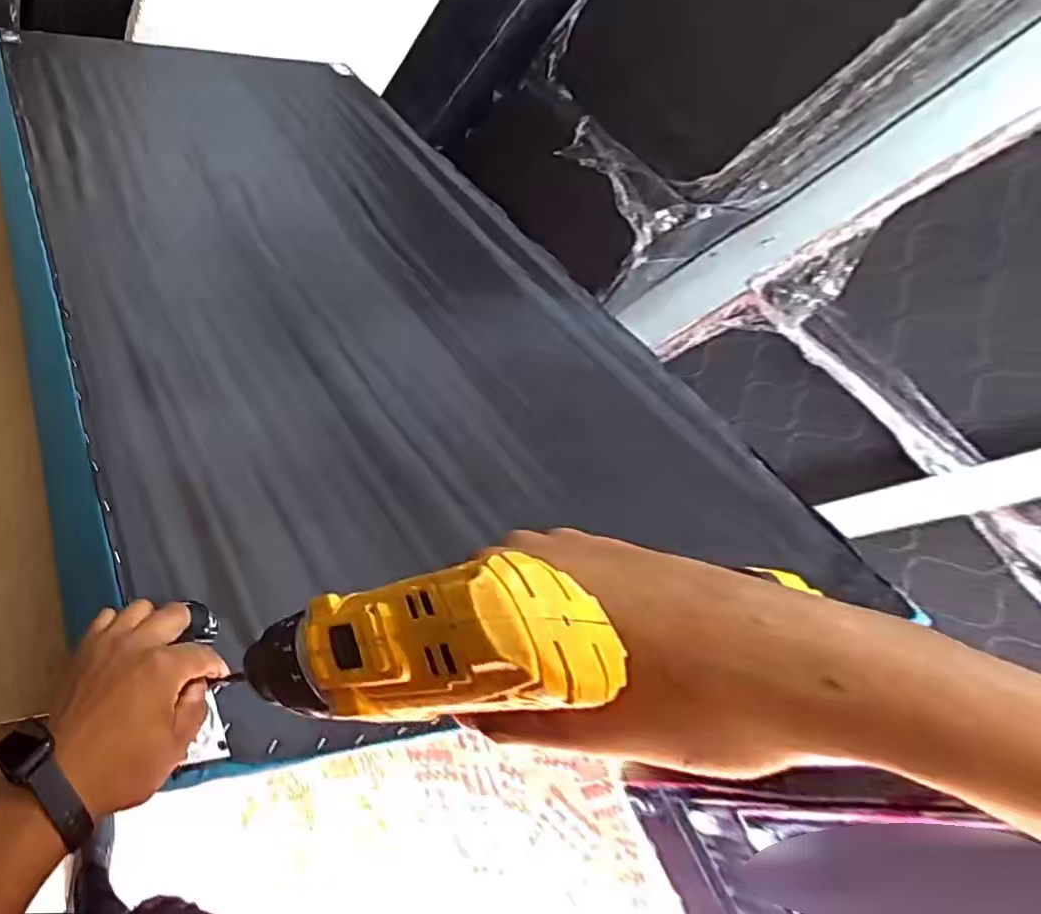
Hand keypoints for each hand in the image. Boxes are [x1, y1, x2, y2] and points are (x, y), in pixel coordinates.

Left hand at [48, 600, 228, 817]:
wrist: (68, 772)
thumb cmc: (119, 766)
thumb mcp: (174, 748)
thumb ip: (194, 710)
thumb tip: (197, 689)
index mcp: (162, 669)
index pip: (201, 654)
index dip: (215, 664)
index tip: (216, 673)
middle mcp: (135, 645)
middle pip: (173, 614)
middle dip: (190, 628)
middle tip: (192, 650)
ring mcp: (107, 642)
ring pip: (139, 608)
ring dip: (154, 621)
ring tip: (159, 642)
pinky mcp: (85, 646)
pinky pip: (107, 617)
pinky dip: (121, 624)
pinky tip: (126, 643)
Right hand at [463, 529, 918, 777]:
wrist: (829, 670)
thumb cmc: (712, 697)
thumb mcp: (608, 733)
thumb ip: (528, 726)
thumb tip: (480, 722)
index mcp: (523, 576)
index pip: (453, 606)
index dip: (452, 648)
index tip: (458, 680)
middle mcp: (547, 549)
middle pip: (493, 599)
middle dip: (499, 644)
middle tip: (522, 694)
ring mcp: (594, 547)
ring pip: (539, 593)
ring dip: (544, 634)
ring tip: (580, 683)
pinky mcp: (635, 554)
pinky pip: (584, 587)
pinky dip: (586, 622)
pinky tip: (630, 662)